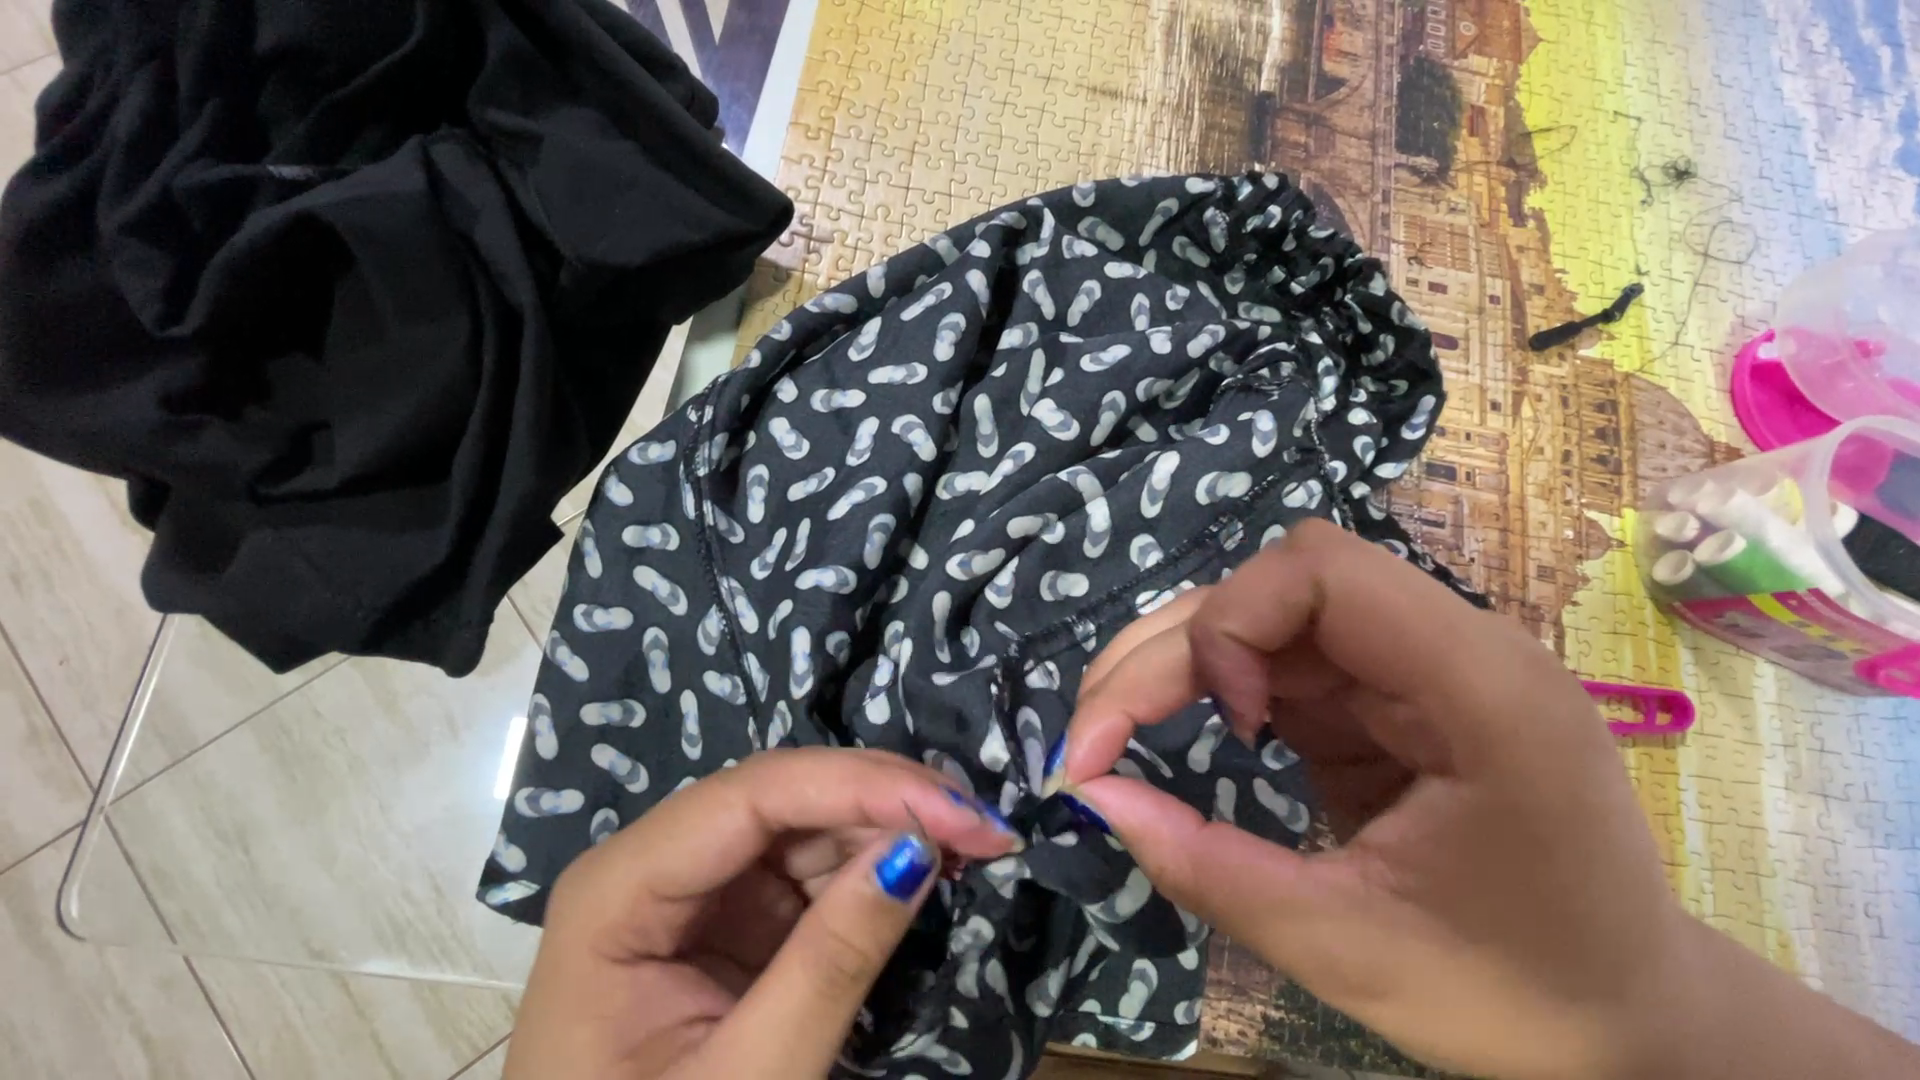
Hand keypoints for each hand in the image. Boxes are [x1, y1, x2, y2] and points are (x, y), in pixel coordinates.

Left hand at [505, 747, 1022, 1079]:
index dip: (863, 787)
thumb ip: (831, 961)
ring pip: (803, 823)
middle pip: (781, 796)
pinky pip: (806, 868)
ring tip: (971, 847)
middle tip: (985, 828)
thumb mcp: (750, 1079)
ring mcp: (692, 887)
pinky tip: (922, 871)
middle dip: (886, 802)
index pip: (752, 796)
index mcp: (618, 891)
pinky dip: (871, 867)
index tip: (964, 814)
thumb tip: (918, 846)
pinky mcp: (729, 915)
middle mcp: (651, 864)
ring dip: (888, 828)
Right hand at [1050, 520, 1708, 1079]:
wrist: (1627, 1022)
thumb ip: (1209, 868)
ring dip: (1179, 666)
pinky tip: (1193, 733)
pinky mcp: (1383, 694)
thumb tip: (1089, 798)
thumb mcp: (1348, 948)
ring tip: (1117, 732)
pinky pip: (1279, 659)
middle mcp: (1446, 648)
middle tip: (1095, 740)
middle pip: (1272, 586)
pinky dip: (1215, 688)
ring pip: (1261, 615)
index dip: (1233, 624)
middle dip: (1169, 652)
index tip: (1223, 729)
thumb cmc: (1514, 990)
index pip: (1321, 568)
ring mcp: (1413, 666)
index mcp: (1478, 687)